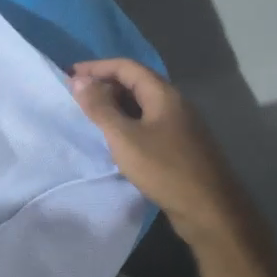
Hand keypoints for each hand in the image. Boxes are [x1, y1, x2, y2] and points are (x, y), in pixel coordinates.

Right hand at [68, 58, 257, 244]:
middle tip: (74, 96)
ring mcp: (178, 124)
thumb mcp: (124, 137)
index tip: (68, 74)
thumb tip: (79, 80)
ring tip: (87, 114)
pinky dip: (125, 120)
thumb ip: (100, 108)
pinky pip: (146, 121)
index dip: (96, 67)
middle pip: (135, 82)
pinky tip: (111, 136)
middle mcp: (174, 104)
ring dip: (113, 103)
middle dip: (104, 83)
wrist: (208, 209)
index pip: (127, 67)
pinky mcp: (177, 144)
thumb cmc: (164, 169)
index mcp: (164, 95)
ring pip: (140, 103)